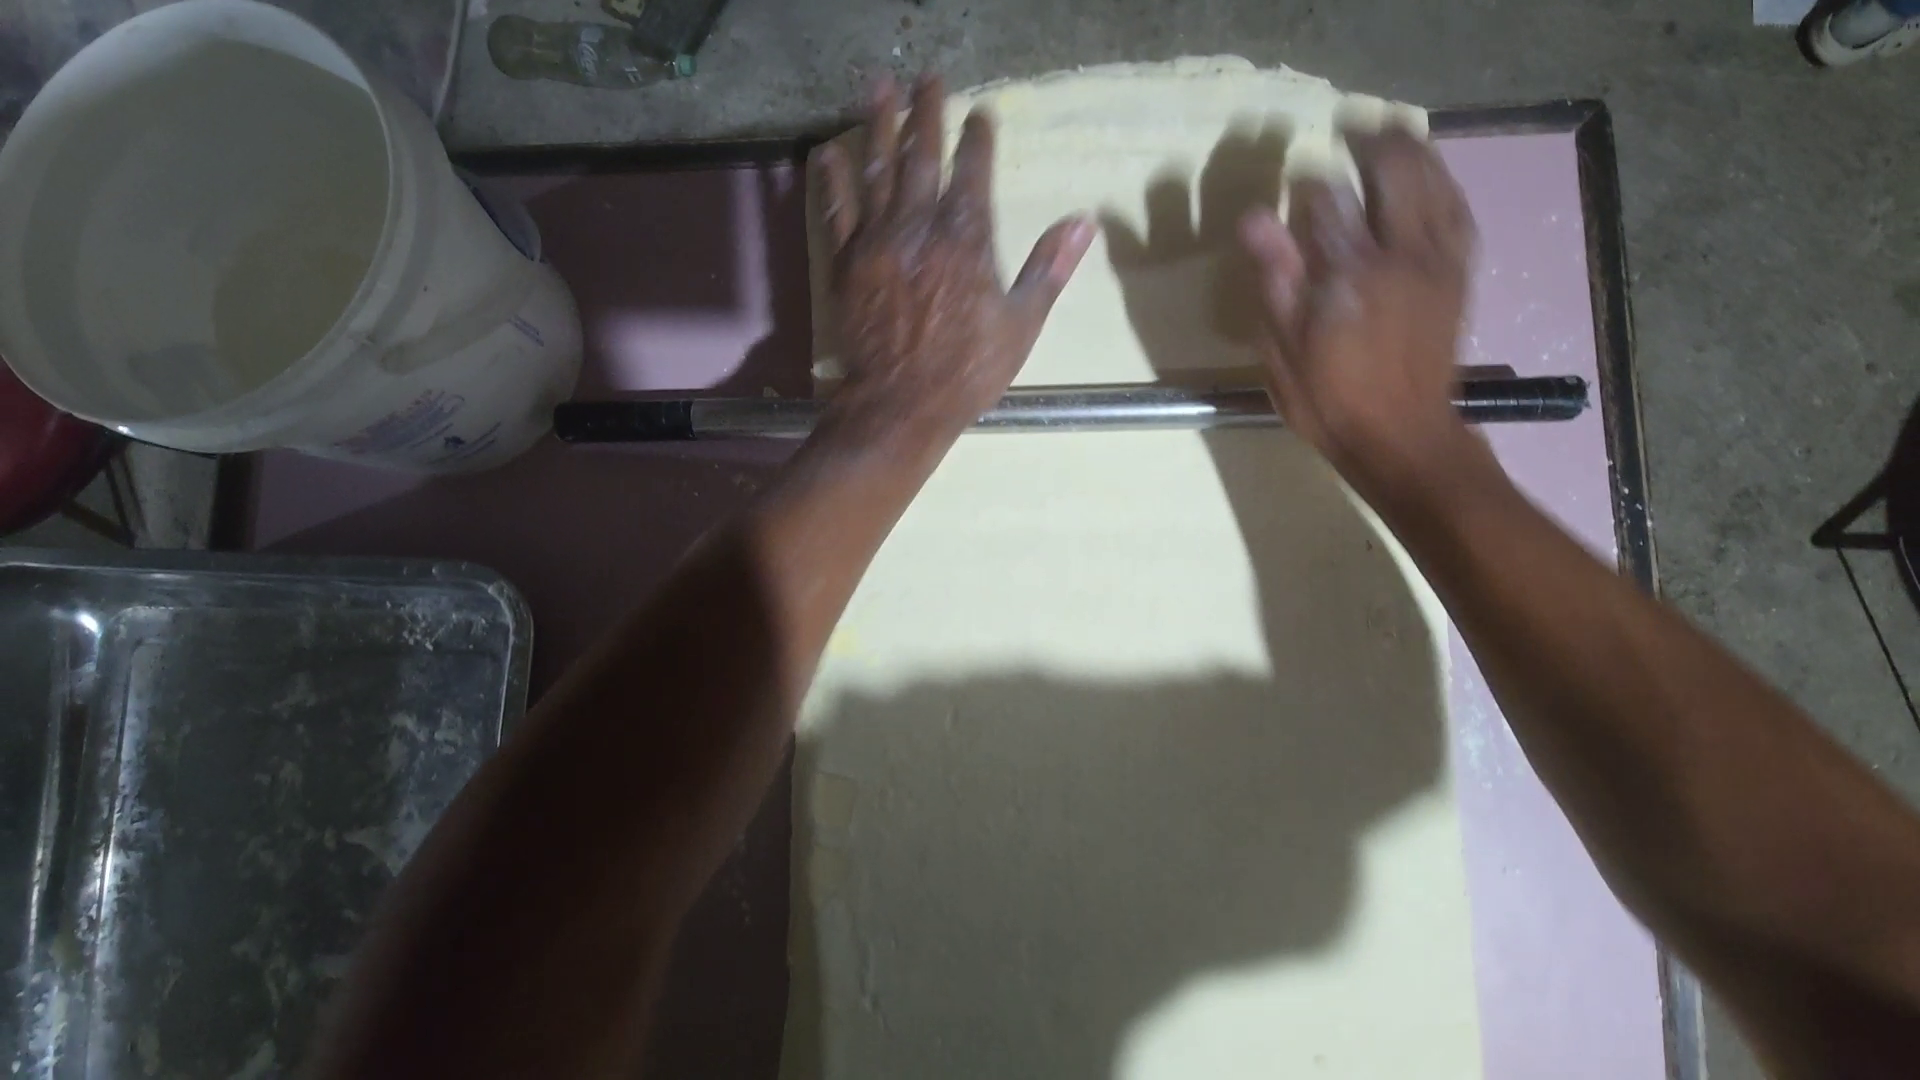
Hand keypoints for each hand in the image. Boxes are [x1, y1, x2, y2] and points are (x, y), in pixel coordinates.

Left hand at [814, 74, 1094, 449]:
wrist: (901, 404)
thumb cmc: (968, 371)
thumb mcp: (1021, 325)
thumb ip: (1047, 268)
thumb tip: (1083, 222)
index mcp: (967, 239)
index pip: (973, 170)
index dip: (978, 138)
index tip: (980, 114)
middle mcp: (920, 226)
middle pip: (922, 155)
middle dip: (927, 112)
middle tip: (928, 77)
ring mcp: (878, 241)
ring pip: (878, 169)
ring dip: (879, 123)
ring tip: (880, 86)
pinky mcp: (847, 262)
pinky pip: (837, 210)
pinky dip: (833, 178)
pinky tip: (830, 150)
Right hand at [1237, 128, 1477, 496]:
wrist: (1401, 435)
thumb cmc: (1328, 400)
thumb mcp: (1281, 350)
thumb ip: (1274, 278)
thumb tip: (1255, 217)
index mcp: (1346, 274)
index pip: (1326, 198)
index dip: (1309, 182)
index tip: (1296, 182)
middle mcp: (1399, 253)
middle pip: (1393, 169)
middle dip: (1369, 144)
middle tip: (1347, 135)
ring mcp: (1437, 260)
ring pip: (1433, 180)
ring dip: (1410, 151)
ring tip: (1386, 138)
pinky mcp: (1459, 272)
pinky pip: (1457, 207)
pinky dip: (1442, 181)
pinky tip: (1428, 174)